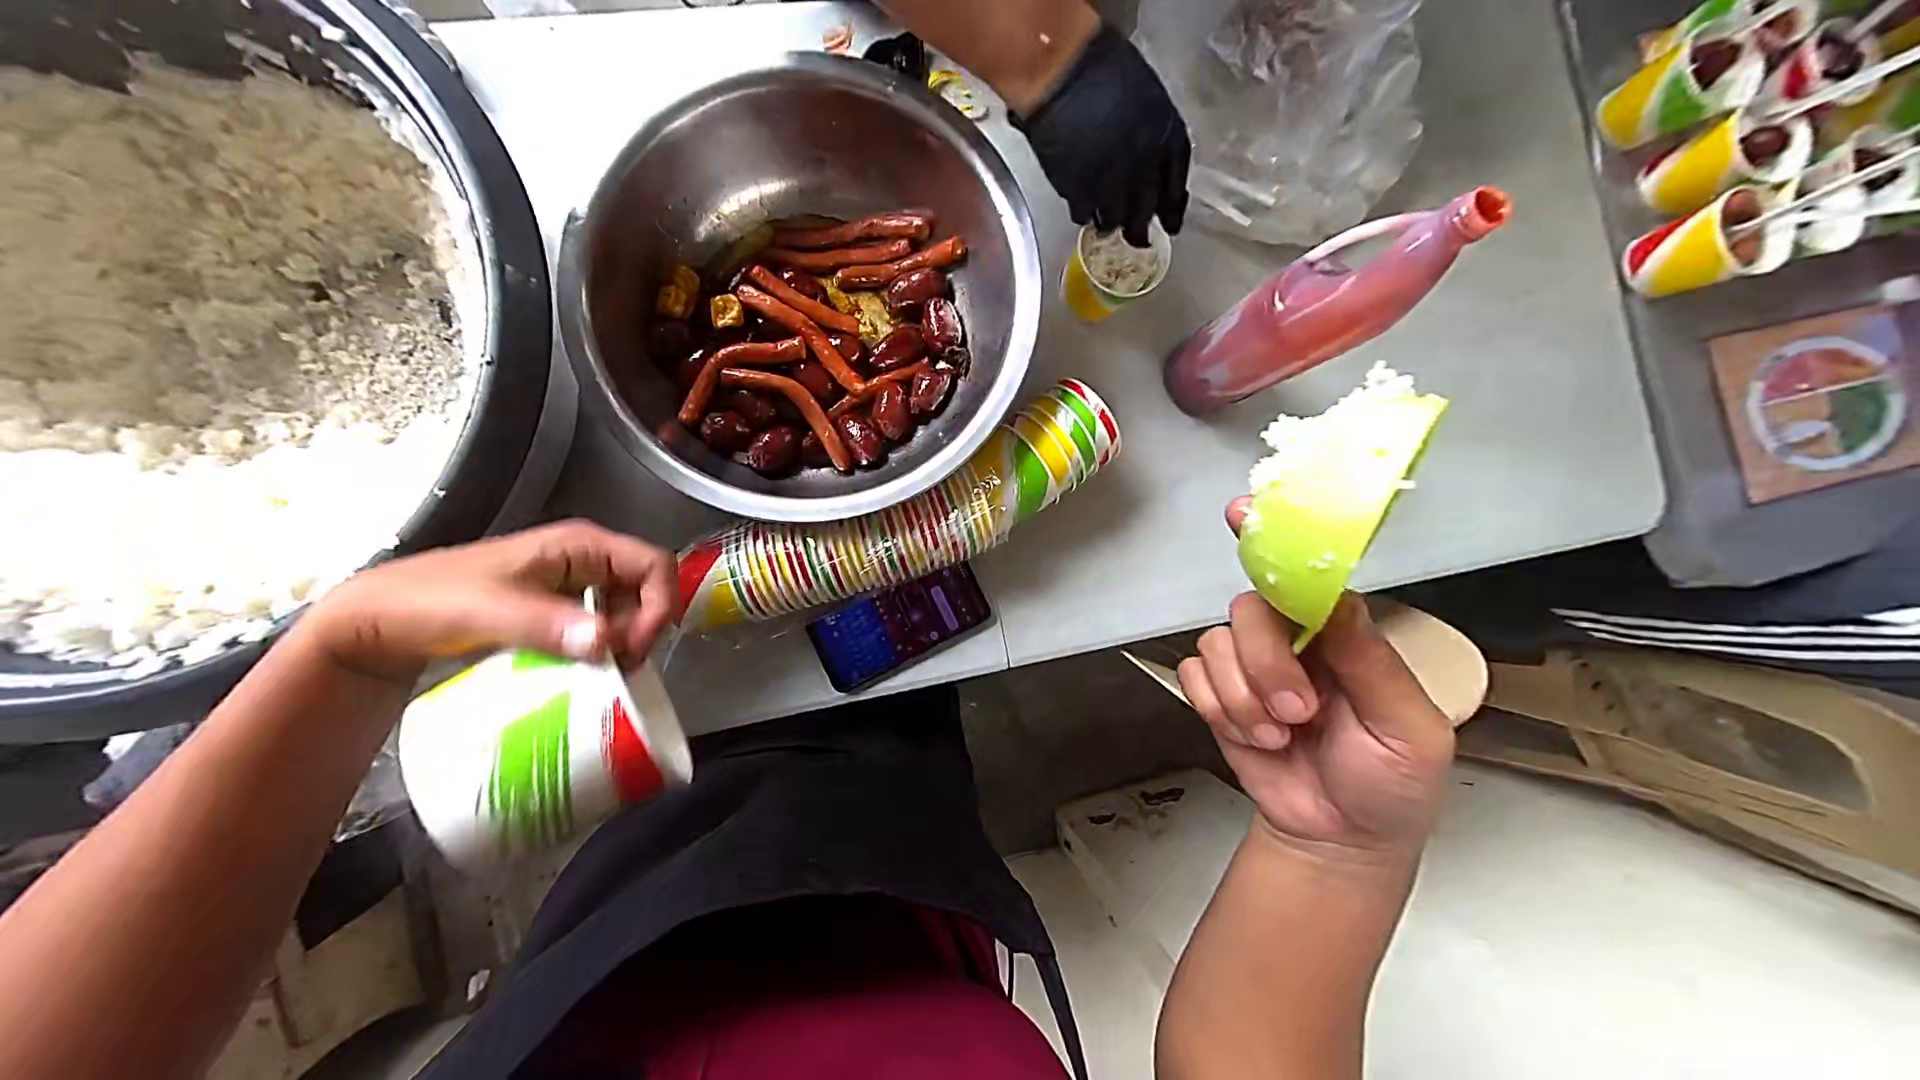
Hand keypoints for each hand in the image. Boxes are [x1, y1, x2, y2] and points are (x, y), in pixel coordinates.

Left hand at [296, 520, 677, 684]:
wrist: (375, 622)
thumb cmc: (431, 601)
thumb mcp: (491, 611)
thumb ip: (550, 624)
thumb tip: (608, 643)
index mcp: (582, 544)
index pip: (654, 564)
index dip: (659, 603)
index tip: (634, 648)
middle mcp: (587, 560)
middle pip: (648, 590)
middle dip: (642, 629)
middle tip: (618, 667)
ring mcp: (574, 585)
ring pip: (628, 612)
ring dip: (624, 643)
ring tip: (602, 673)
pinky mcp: (561, 610)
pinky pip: (602, 628)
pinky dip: (603, 651)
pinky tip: (586, 671)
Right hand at [1012, 25, 1190, 246]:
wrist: (1065, 74)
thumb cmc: (1103, 70)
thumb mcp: (1146, 97)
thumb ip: (1150, 132)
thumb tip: (1148, 161)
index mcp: (1165, 136)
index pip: (1176, 185)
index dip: (1173, 208)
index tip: (1171, 224)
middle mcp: (1144, 165)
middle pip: (1146, 210)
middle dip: (1141, 228)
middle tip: (1137, 239)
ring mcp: (1112, 182)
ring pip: (1117, 220)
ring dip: (1112, 224)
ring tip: (1107, 224)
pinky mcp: (1080, 192)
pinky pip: (1085, 215)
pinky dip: (1085, 216)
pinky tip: (1083, 210)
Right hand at [1177, 499, 1453, 860]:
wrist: (1337, 837)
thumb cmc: (1390, 785)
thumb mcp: (1408, 731)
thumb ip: (1371, 664)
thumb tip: (1338, 601)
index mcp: (1343, 637)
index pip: (1305, 576)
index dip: (1271, 541)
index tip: (1242, 514)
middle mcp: (1292, 640)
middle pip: (1250, 611)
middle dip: (1265, 664)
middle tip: (1296, 710)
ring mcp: (1250, 665)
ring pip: (1216, 644)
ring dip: (1243, 699)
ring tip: (1279, 733)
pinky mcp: (1218, 692)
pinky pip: (1194, 675)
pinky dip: (1218, 709)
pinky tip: (1251, 734)